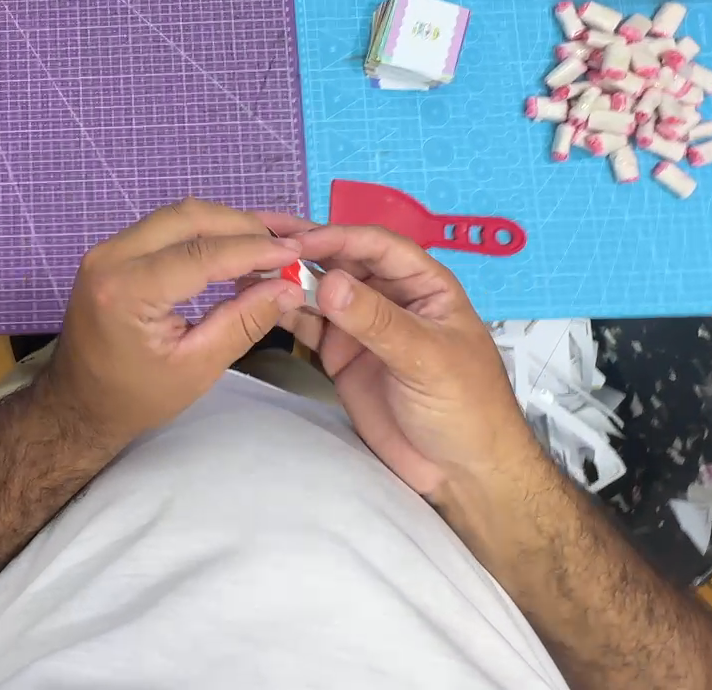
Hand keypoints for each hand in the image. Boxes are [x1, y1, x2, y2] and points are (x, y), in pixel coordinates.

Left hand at [45, 199, 306, 447]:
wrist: (78, 403)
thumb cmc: (135, 397)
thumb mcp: (196, 368)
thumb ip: (243, 322)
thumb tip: (289, 287)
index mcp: (127, 290)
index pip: (201, 254)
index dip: (253, 250)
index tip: (295, 253)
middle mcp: (111, 257)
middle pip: (188, 217)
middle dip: (241, 225)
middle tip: (283, 245)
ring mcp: (107, 248)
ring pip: (176, 215)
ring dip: (223, 224)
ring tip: (266, 244)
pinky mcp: (112, 250)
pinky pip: (164, 226)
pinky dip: (201, 231)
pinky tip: (232, 245)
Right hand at [255, 213, 544, 506]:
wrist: (459, 475)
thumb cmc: (466, 409)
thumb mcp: (426, 359)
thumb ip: (376, 321)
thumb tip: (327, 282)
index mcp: (422, 284)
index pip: (376, 247)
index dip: (337, 238)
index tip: (297, 243)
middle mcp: (388, 295)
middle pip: (340, 260)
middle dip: (302, 249)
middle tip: (256, 237)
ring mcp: (360, 324)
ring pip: (318, 289)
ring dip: (285, 278)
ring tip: (245, 267)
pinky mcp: (338, 352)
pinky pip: (307, 323)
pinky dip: (282, 311)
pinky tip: (255, 300)